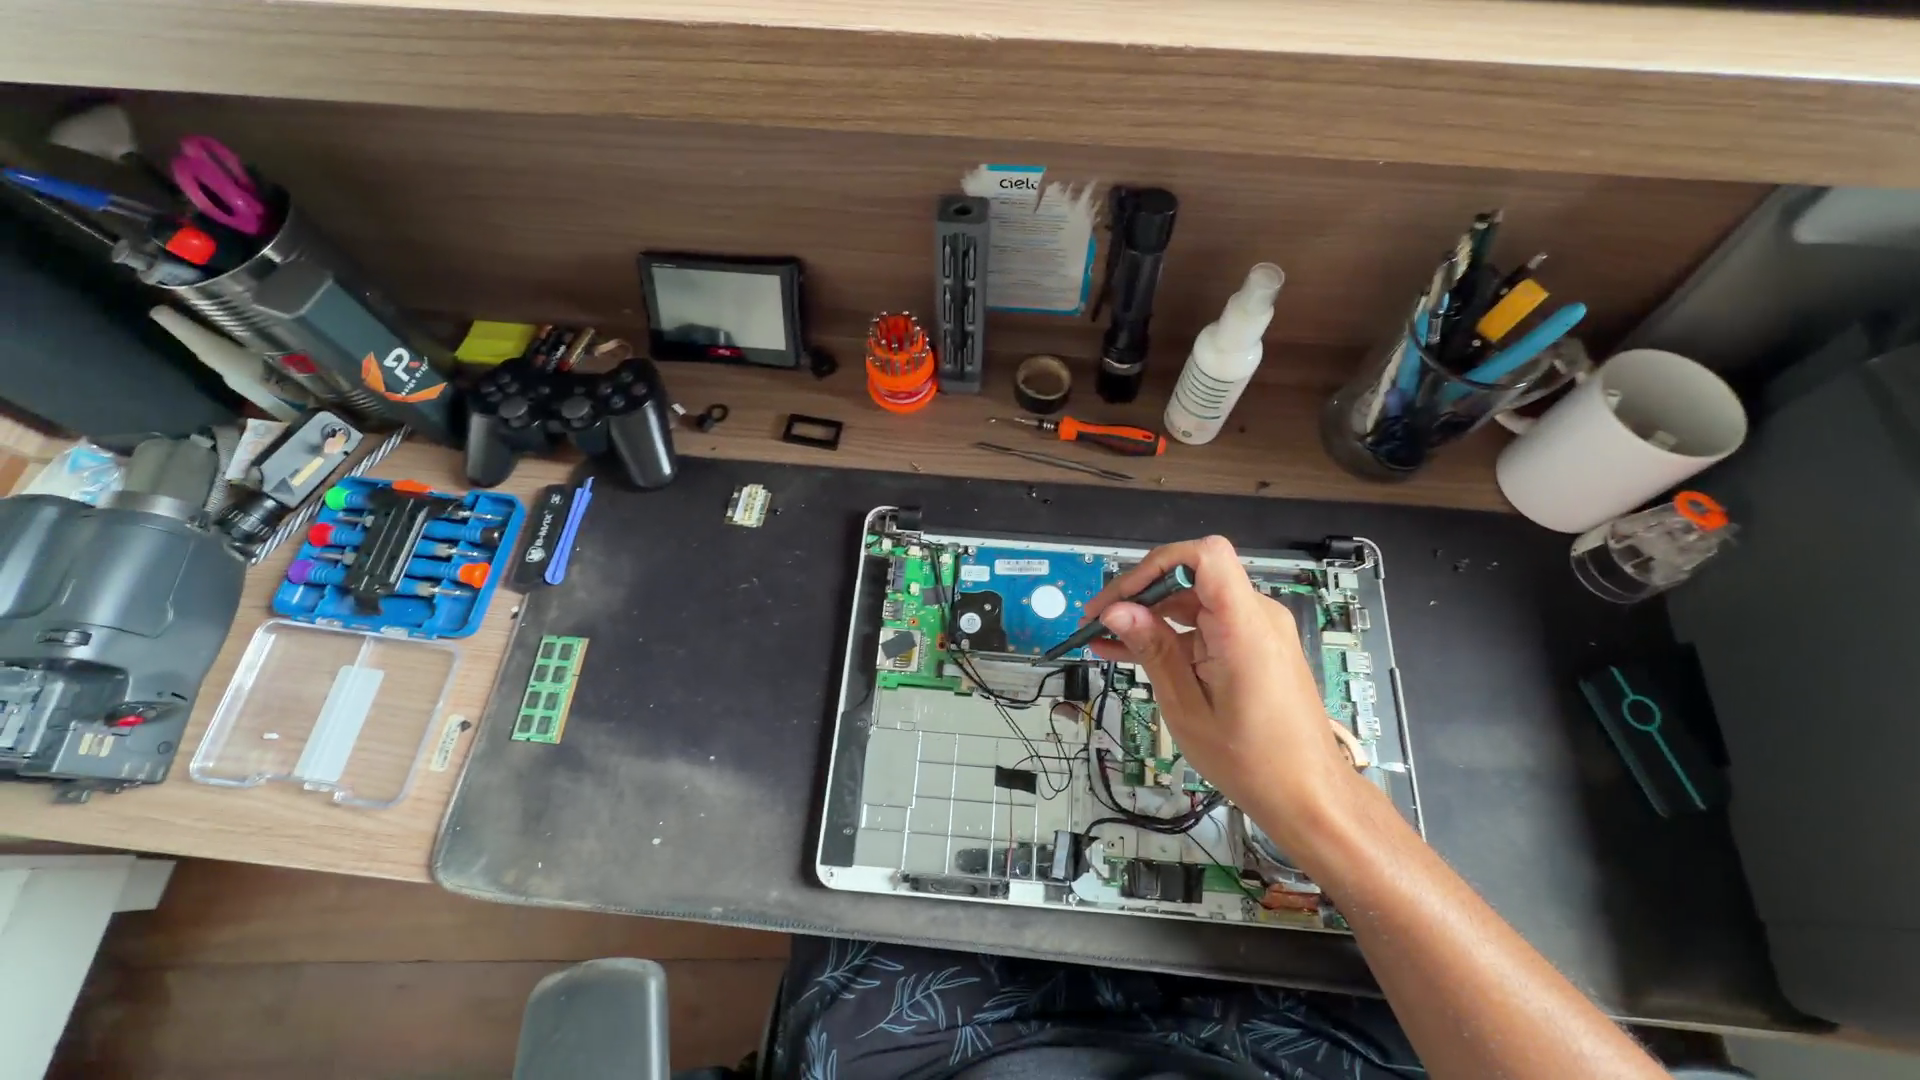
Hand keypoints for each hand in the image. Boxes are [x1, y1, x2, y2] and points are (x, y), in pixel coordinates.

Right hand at [1083, 536, 1367, 857]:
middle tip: (1095, 622)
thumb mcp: (1188, 709)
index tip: (1120, 599)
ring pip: (1194, 600)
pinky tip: (1129, 652)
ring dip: (1149, 616)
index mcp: (1244, 627)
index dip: (1156, 564)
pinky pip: (1207, 626)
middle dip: (1140, 594)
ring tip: (1102, 639)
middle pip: (1192, 576)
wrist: (1309, 795)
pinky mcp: (1254, 645)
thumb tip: (1116, 612)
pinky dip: (1171, 635)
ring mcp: (1258, 630)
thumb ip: (1153, 652)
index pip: (1205, 556)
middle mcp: (1256, 616)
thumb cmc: (1251, 761)